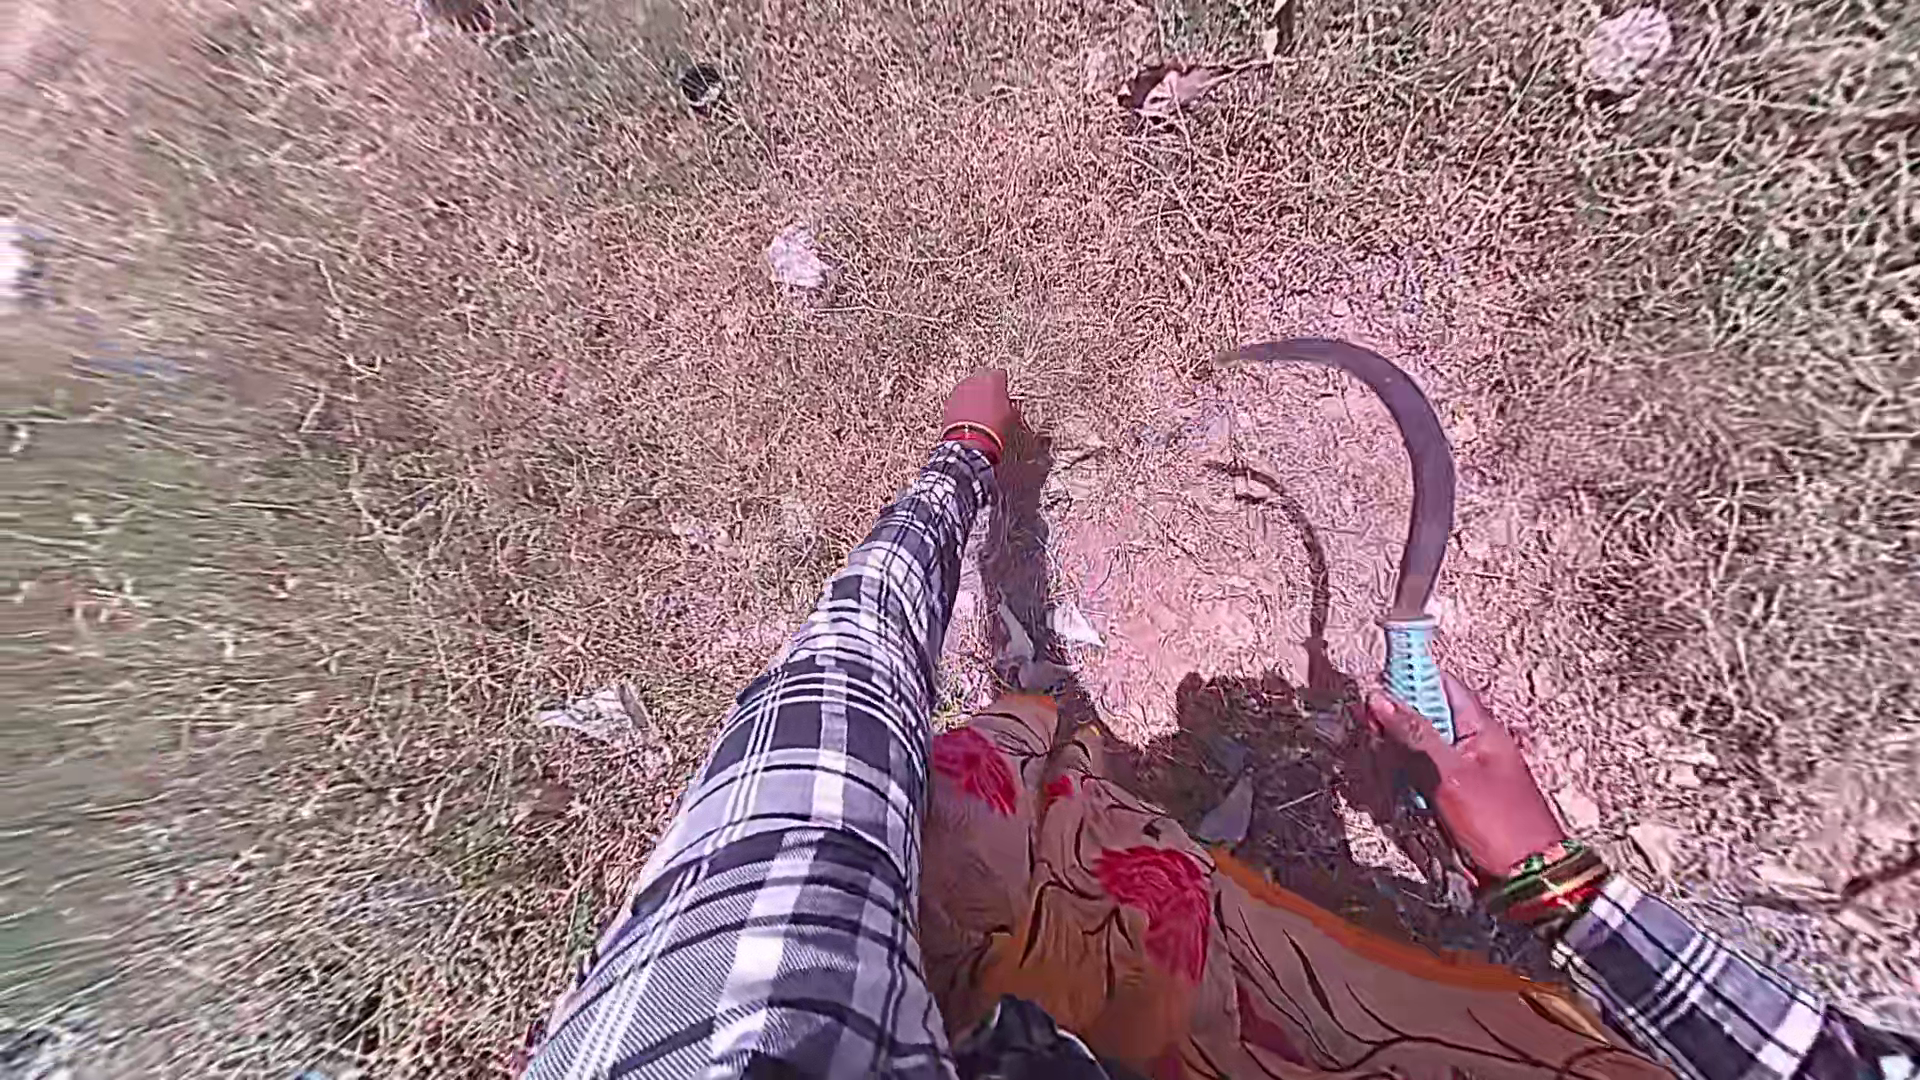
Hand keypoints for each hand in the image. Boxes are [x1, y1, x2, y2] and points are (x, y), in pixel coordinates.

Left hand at [941, 368, 1013, 442]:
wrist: (970, 441)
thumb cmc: (993, 428)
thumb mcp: (1011, 416)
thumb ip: (1011, 405)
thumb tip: (1010, 406)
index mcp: (992, 378)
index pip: (1000, 375)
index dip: (1003, 387)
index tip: (1004, 396)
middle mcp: (974, 379)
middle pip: (982, 379)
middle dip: (986, 390)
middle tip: (991, 405)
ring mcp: (959, 389)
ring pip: (969, 388)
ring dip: (973, 397)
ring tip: (979, 414)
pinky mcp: (948, 401)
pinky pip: (958, 399)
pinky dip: (962, 406)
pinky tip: (968, 418)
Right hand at [1365, 674, 1565, 877]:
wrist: (1531, 880)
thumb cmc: (1498, 822)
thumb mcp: (1449, 773)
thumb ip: (1413, 733)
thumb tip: (1378, 697)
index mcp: (1480, 728)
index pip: (1440, 684)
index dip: (1408, 677)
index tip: (1376, 684)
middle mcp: (1471, 741)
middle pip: (1423, 711)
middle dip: (1393, 715)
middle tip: (1369, 725)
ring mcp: (1462, 765)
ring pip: (1417, 739)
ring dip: (1394, 743)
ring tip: (1379, 751)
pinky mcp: (1453, 788)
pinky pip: (1419, 766)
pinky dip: (1402, 767)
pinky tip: (1393, 776)